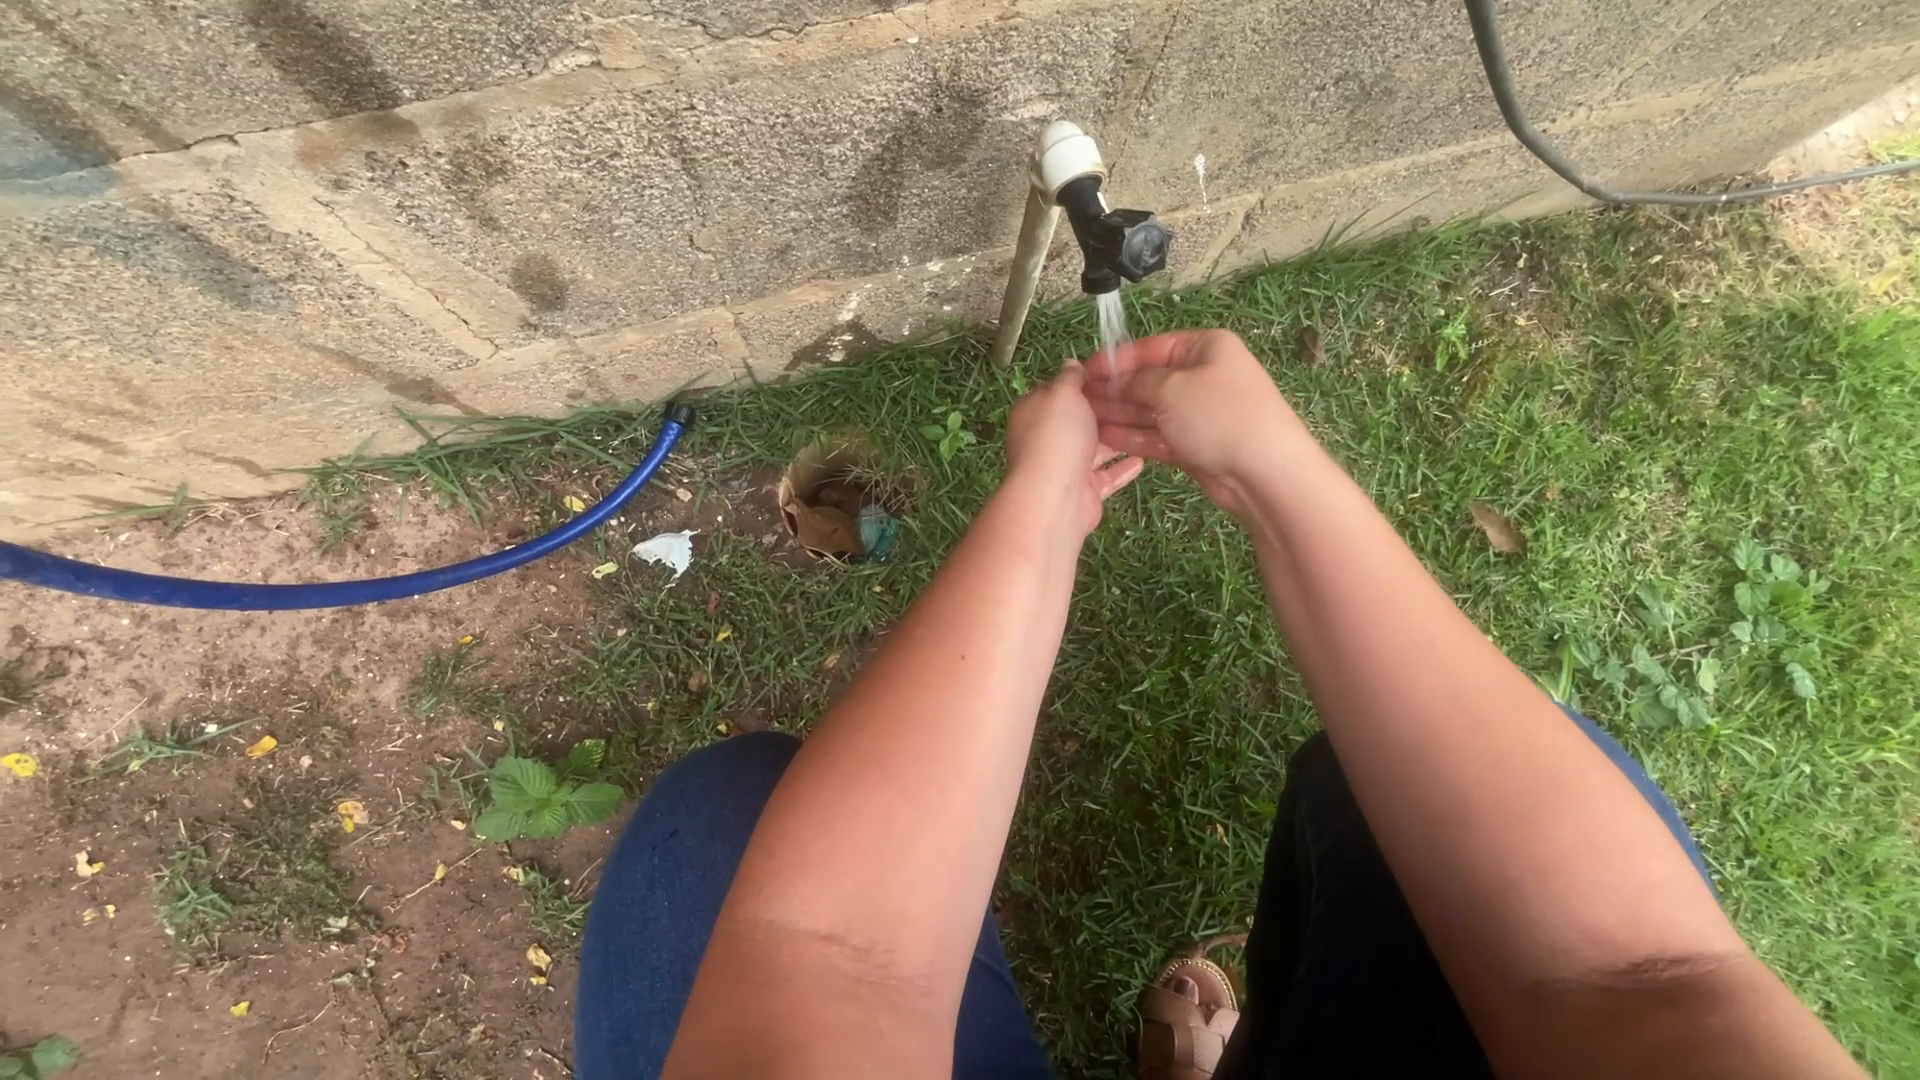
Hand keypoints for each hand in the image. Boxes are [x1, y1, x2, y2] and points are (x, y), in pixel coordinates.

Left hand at [1004, 360, 1143, 535]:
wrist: (1054, 496)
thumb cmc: (1057, 436)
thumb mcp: (1062, 393)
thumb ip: (1069, 377)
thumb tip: (1071, 363)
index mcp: (1034, 411)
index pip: (1058, 391)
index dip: (1083, 382)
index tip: (1111, 375)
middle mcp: (1047, 438)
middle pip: (1078, 421)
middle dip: (1104, 410)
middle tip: (1137, 397)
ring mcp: (1064, 466)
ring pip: (1093, 448)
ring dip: (1116, 439)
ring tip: (1145, 425)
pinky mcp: (1083, 490)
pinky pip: (1105, 476)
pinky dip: (1121, 468)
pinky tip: (1141, 460)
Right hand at [1082, 330, 1310, 516]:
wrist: (1264, 471)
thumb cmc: (1219, 415)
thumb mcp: (1172, 388)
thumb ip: (1137, 381)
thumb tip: (1113, 380)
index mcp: (1205, 347)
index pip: (1152, 347)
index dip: (1117, 359)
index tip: (1086, 371)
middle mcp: (1203, 375)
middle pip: (1150, 379)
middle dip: (1115, 389)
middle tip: (1080, 399)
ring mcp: (1199, 412)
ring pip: (1151, 410)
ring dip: (1120, 413)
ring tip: (1085, 419)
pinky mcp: (1195, 444)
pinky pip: (1158, 435)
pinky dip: (1134, 435)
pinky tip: (1106, 436)